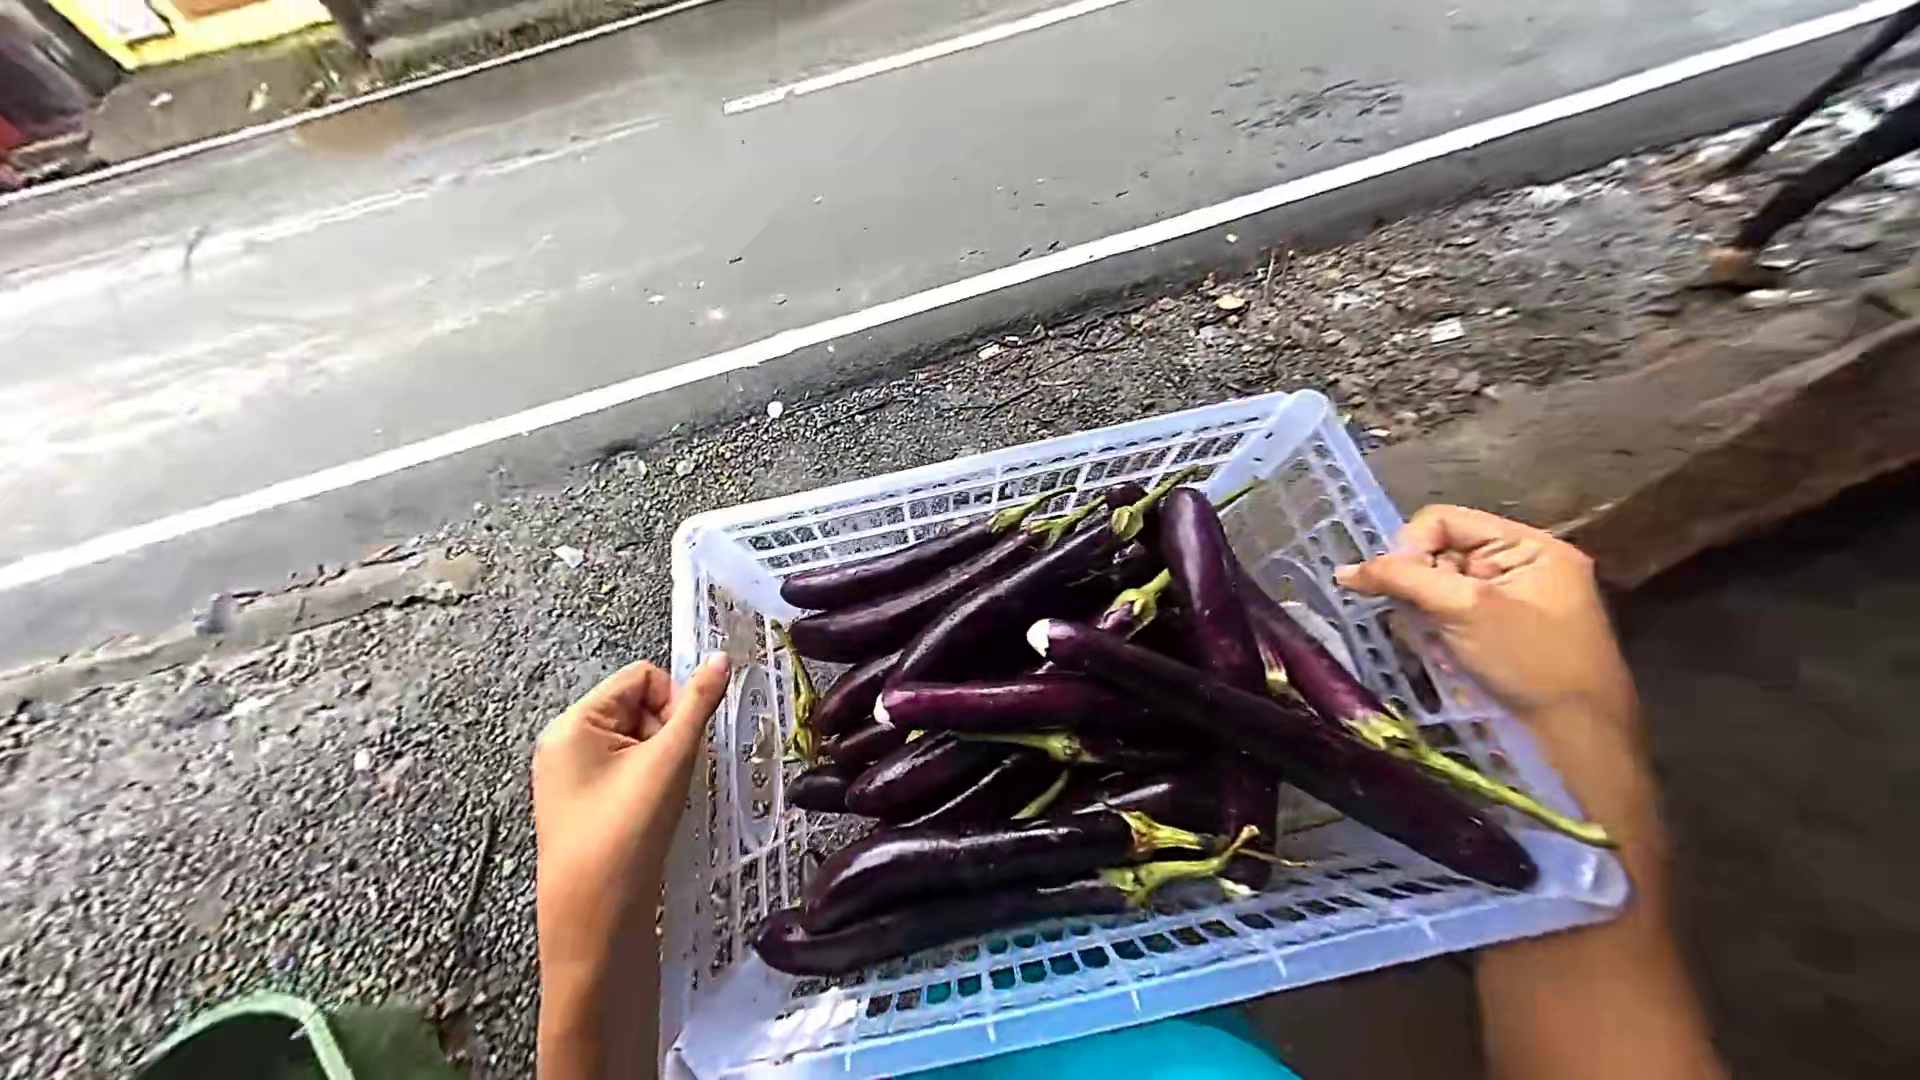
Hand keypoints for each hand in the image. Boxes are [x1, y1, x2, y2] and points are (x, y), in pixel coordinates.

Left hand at [533, 654, 729, 1079]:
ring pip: (639, 735)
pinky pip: (628, 762)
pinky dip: (652, 774)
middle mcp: (565, 740)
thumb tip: (721, 655)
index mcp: (574, 723)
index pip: (642, 676)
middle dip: (668, 730)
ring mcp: (570, 772)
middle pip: (639, 703)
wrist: (595, 925)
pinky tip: (656, 804)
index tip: (682, 742)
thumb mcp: (671, 759)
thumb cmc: (629, 832)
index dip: (673, 700)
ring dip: (664, 754)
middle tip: (674, 771)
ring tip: (665, 792)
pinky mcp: (581, 798)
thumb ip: (699, 702)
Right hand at [1335, 506, 1659, 875]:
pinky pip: (1440, 607)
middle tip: (1413, 610)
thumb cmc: (1528, 660)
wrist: (1573, 733)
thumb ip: (1401, 578)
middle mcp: (1515, 564)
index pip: (1443, 521)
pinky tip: (1435, 642)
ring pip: (1432, 580)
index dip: (1409, 544)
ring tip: (1428, 631)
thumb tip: (1342, 570)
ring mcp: (1503, 596)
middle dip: (1414, 578)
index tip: (1394, 582)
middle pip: (1435, 549)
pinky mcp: (1489, 625)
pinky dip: (1426, 622)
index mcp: (1528, 546)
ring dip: (1418, 604)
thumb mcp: (1462, 608)